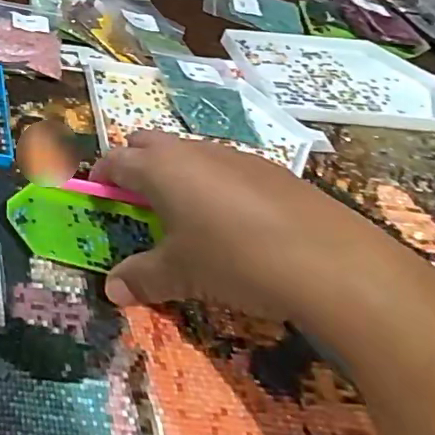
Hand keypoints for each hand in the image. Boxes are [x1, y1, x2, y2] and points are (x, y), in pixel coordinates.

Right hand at [91, 131, 434, 328]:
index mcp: (157, 168)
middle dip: (134, 165)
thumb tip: (111, 291)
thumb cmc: (236, 260)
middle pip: (145, 143)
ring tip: (189, 218)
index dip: (101, 179)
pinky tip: (238, 224)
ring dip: (176, 173)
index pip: (113, 160)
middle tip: (140, 205)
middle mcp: (188, 150)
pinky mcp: (268, 168)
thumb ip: (141, 278)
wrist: (333, 263)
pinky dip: (215, 183)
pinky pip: (224, 165)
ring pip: (187, 152)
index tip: (101, 200)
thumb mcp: (181, 275)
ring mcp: (231, 154)